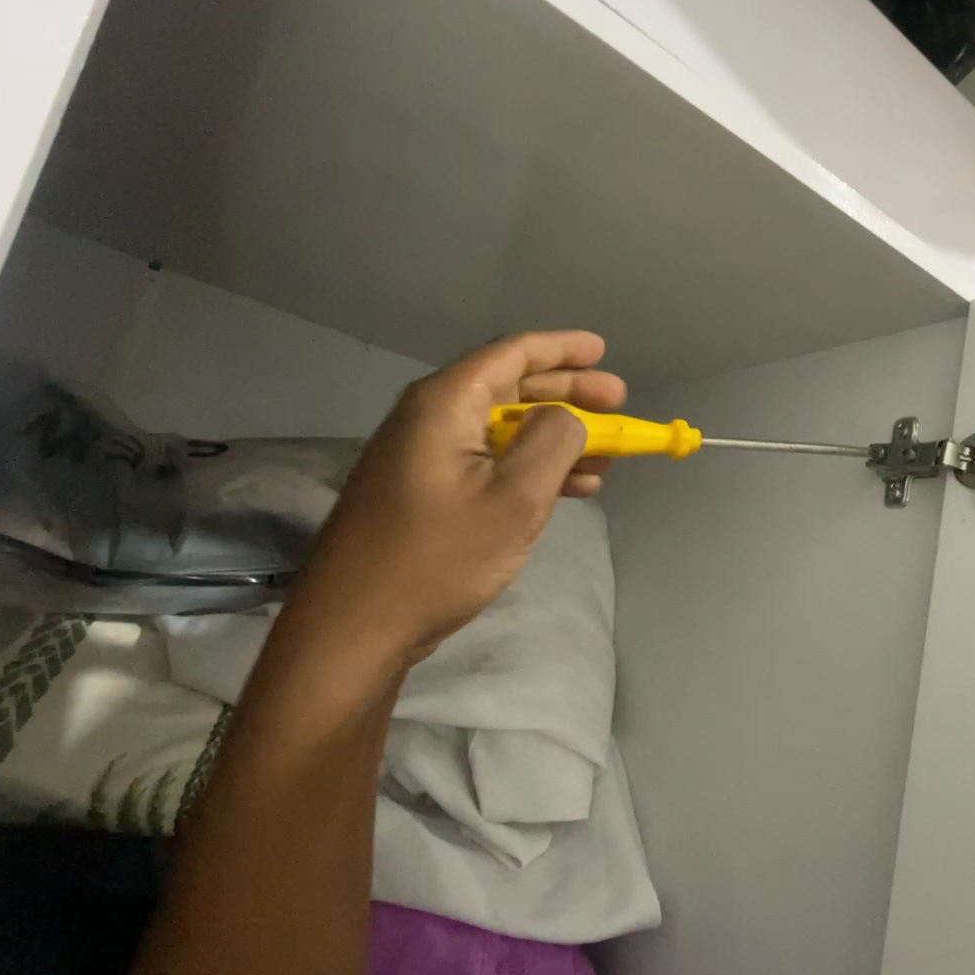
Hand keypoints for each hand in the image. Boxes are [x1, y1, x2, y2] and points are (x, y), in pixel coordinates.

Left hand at [296, 331, 625, 662]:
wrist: (357, 625)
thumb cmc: (438, 558)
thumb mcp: (514, 499)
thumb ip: (553, 443)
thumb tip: (566, 416)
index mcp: (445, 403)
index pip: (512, 353)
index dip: (563, 349)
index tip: (604, 351)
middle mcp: (430, 416)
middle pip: (510, 387)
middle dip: (567, 393)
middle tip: (617, 404)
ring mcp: (424, 455)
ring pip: (503, 429)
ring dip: (555, 437)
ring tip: (604, 456)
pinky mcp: (425, 490)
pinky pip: (487, 461)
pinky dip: (529, 467)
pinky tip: (567, 488)